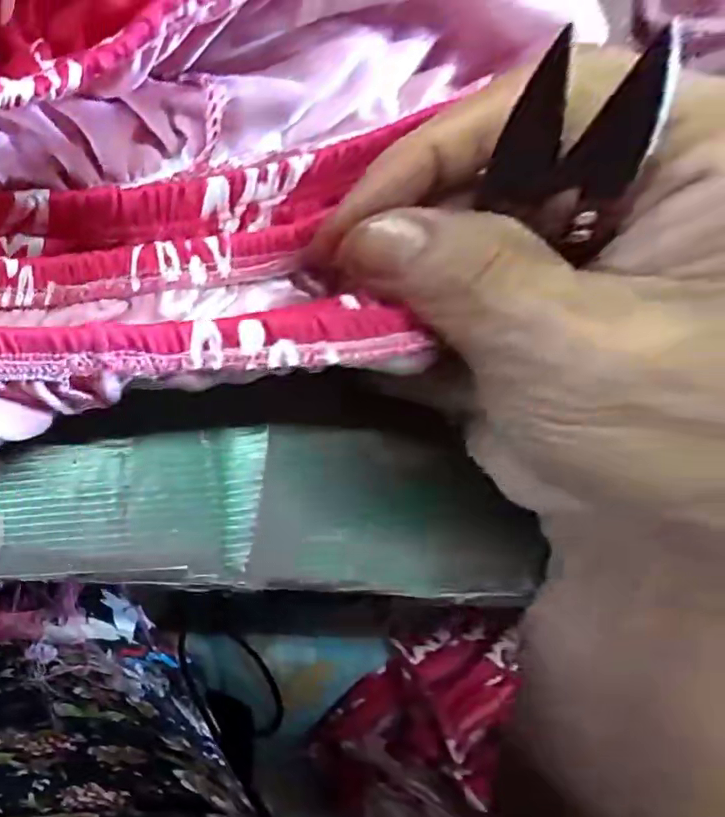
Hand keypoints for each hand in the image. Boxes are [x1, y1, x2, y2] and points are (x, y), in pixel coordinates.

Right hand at [313, 48, 724, 564]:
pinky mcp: (506, 314)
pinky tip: (338, 339)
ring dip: (371, 274)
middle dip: (390, 217)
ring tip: (315, 308)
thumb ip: (468, 277)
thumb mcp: (574, 343)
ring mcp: (558, 258)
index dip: (444, 146)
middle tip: (313, 269)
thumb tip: (360, 235)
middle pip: (484, 168)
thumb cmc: (680, 428)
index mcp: (700, 162)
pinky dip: (377, 316)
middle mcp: (625, 195)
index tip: (352, 223)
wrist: (680, 532)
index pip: (558, 102)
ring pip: (442, 235)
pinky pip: (427, 294)